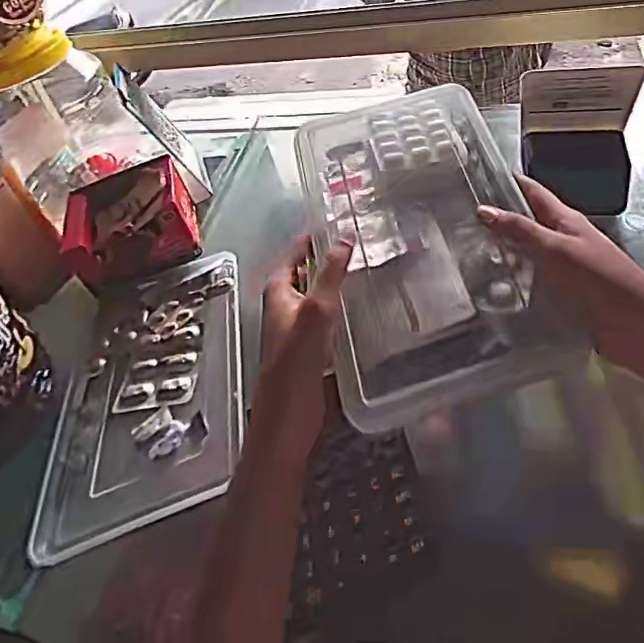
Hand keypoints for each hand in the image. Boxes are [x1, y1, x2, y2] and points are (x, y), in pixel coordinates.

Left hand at [255, 236, 351, 452]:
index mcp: (277, 292)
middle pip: (306, 273)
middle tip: (360, 244)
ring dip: (336, 283)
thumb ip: (329, 275)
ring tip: (366, 269)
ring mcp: (296, 328)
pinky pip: (326, 316)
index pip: (294, 254)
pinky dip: (340, 306)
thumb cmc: (297, 363)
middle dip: (328, 258)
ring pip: (317, 295)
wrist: (288, 419)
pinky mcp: (310, 348)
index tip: (335, 223)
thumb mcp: (316, 312)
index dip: (311, 238)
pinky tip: (361, 308)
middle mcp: (284, 306)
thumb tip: (344, 238)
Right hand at [476, 176, 643, 374]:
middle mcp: (565, 241)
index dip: (510, 182)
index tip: (481, 177)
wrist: (639, 330)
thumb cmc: (604, 282)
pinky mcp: (564, 296)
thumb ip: (522, 231)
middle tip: (465, 221)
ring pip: (528, 254)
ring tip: (471, 254)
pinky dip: (515, 281)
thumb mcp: (558, 250)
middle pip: (528, 223)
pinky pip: (533, 282)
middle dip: (500, 220)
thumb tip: (485, 210)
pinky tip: (497, 288)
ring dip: (505, 253)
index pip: (533, 192)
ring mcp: (564, 269)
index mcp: (567, 221)